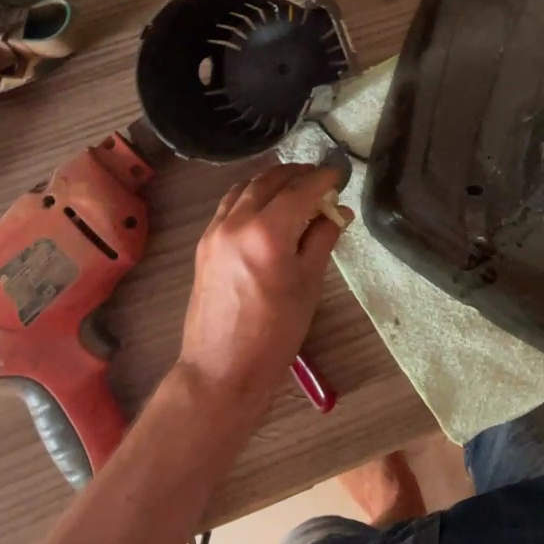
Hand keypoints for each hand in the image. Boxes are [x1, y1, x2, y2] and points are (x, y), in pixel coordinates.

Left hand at [176, 164, 347, 402]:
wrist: (222, 370)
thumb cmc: (275, 332)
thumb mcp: (308, 284)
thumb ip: (323, 239)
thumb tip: (340, 212)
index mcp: (268, 233)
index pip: (300, 190)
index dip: (322, 178)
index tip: (339, 174)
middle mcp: (238, 222)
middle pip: (270, 180)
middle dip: (297, 174)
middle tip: (320, 178)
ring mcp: (216, 231)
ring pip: (246, 187)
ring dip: (272, 180)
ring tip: (294, 187)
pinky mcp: (204, 243)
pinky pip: (229, 204)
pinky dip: (250, 195)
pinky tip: (265, 207)